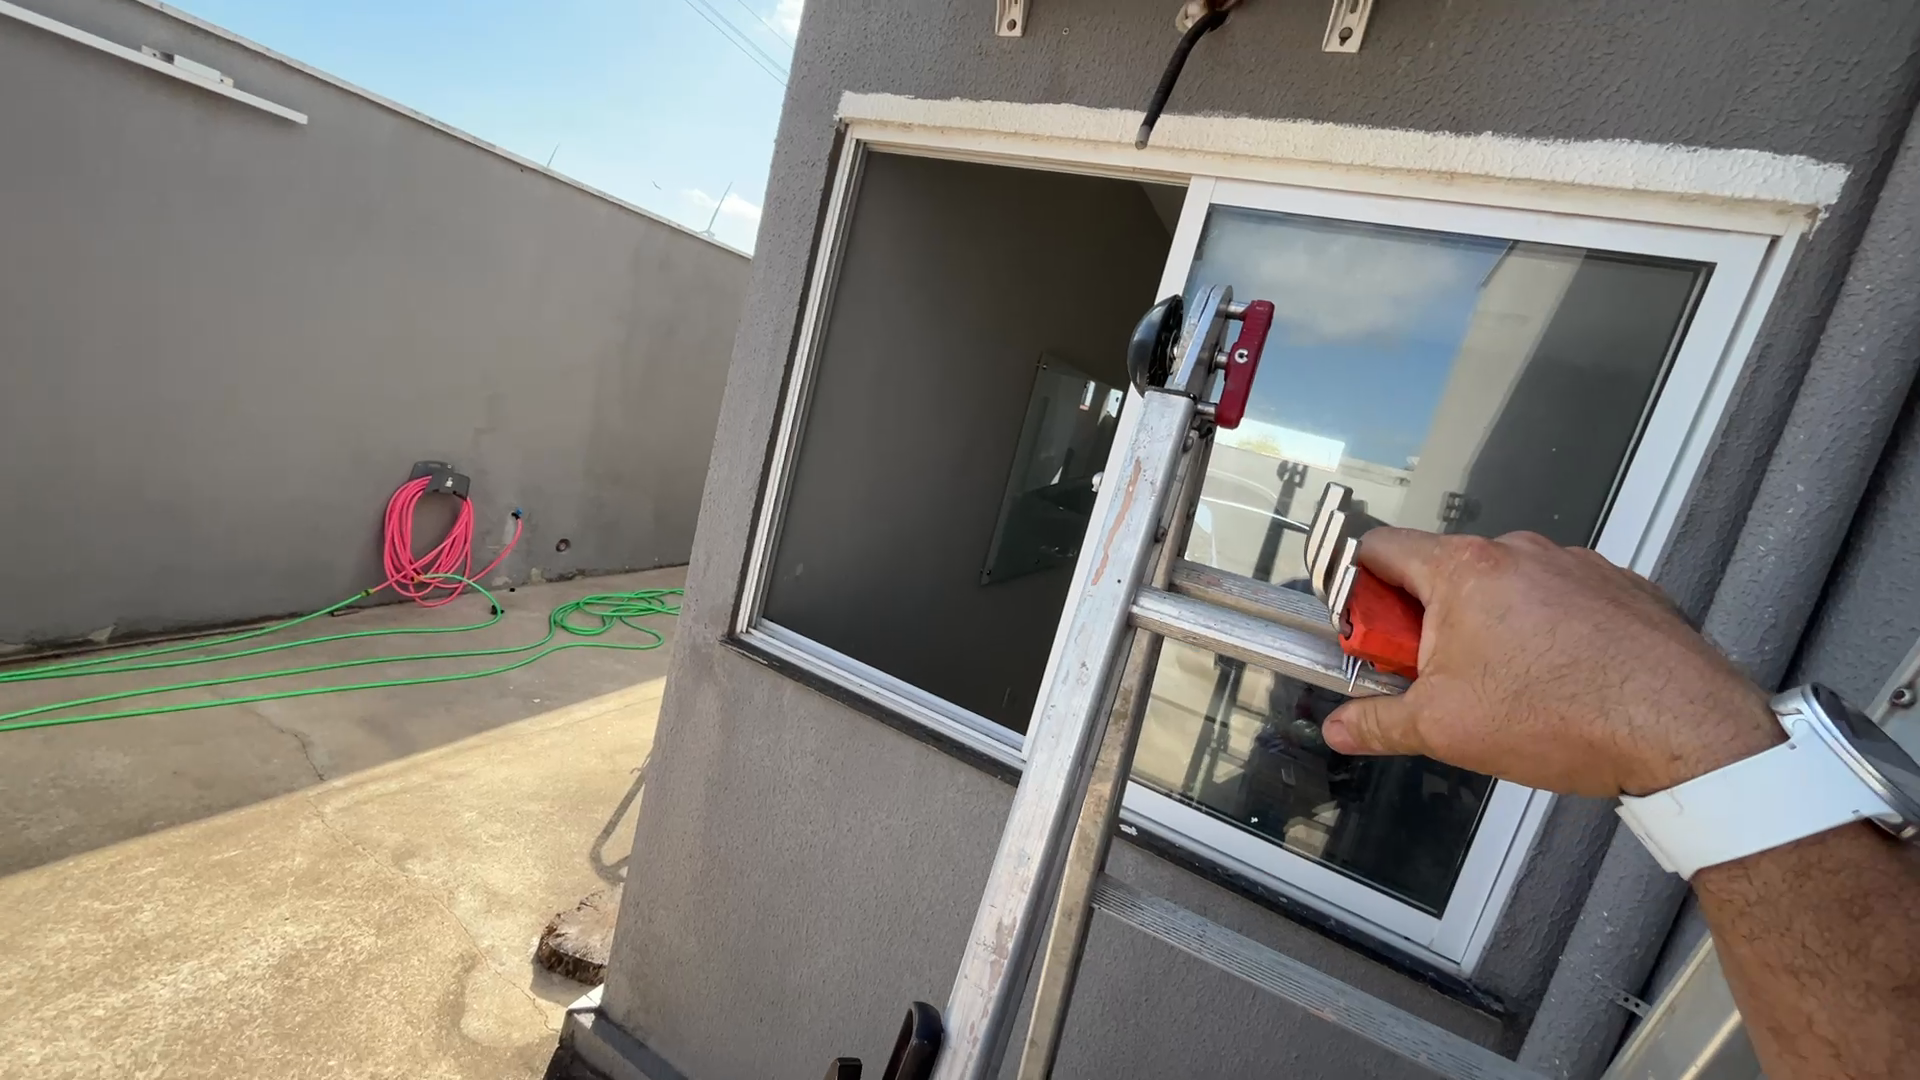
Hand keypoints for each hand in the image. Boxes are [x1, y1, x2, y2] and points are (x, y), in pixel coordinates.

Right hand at [1322, 530, 1780, 797]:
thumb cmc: (1563, 718)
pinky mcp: (1621, 586)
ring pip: (1497, 582)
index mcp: (1462, 569)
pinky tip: (1554, 674)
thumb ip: (1375, 722)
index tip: (1366, 629)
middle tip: (1429, 668)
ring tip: (1500, 679)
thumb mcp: (1440, 728)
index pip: (1377, 547)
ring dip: (1479, 619)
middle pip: (1437, 568)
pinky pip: (1553, 594)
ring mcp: (1574, 565)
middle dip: (1419, 615)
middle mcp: (1516, 552)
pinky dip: (1538, 624)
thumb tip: (1339, 728)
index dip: (1356, 585)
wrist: (1695, 739)